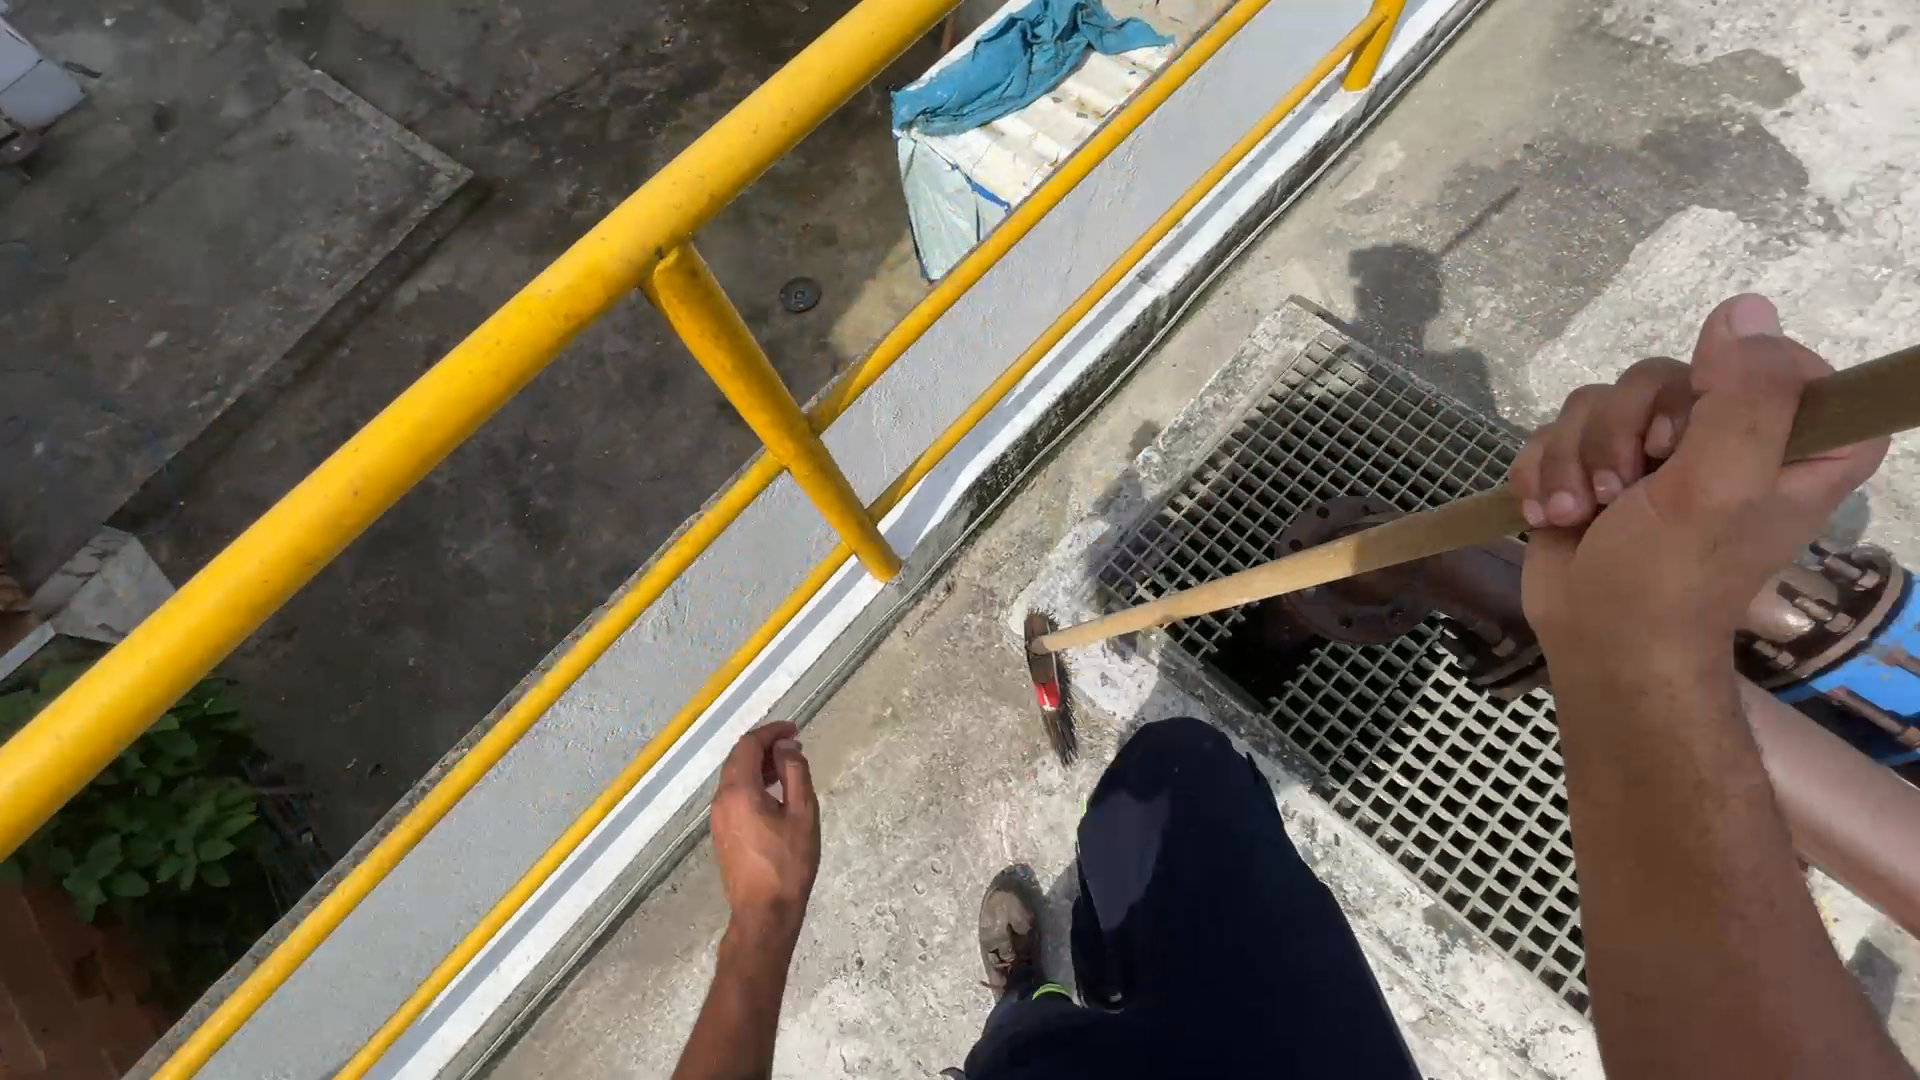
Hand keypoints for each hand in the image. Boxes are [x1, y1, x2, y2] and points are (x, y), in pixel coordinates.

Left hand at [710, 722, 819, 940]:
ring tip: (789, 768)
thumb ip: (794, 772)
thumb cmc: (789, 862)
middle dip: (765, 746)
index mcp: (739, 791)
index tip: (795, 730)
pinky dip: (753, 783)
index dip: (771, 731)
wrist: (764, 914)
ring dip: (759, 765)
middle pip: (738, 758)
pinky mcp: (722, 833)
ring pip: (735, 777)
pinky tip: (776, 794)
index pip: (748, 745)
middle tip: (794, 746)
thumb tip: (786, 747)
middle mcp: (721, 800)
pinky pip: (735, 795)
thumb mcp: (802, 812)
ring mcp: (718, 819)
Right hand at [1510, 293, 1888, 681]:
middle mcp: (1723, 433)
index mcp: (1795, 437)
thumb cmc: (1671, 576)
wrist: (1594, 633)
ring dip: (1568, 465)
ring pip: (1590, 404)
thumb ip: (1743, 398)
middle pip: (1655, 376)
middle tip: (1617, 493)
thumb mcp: (1719, 487)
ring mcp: (1648, 451)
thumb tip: (1742, 307)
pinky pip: (1548, 434)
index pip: (1765, 358)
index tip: (1682, 445)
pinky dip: (1539, 475)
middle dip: (1613, 439)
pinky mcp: (1586, 466)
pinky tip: (1549, 513)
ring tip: (1576, 514)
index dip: (1710, 389)